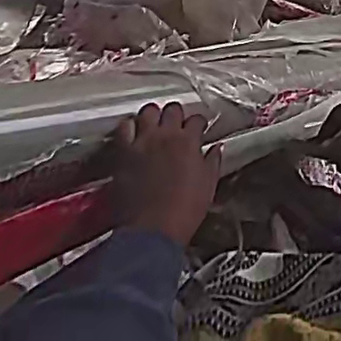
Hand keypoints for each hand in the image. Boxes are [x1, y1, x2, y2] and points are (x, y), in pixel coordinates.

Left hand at [105, 102, 221, 246]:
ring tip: (155, 123)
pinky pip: (125, 126)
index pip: (196, 119)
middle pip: (172, 108)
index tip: (199, 128)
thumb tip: (217, 148)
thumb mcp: (207, 187)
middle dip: (177, 113)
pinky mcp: (124, 150)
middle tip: (177, 124)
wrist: (152, 231)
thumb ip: (212, 162)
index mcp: (188, 142)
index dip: (199, 122)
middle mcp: (166, 135)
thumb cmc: (183, 212)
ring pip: (148, 111)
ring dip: (153, 115)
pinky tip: (134, 132)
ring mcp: (143, 140)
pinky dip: (130, 126)